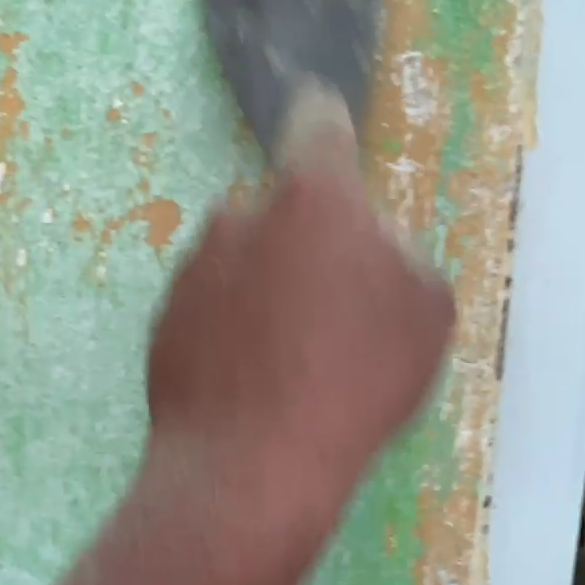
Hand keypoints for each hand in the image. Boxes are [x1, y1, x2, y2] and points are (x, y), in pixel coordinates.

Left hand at [146, 88, 454, 534]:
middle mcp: (237, 218)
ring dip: (260, 285)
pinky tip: (247, 377)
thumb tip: (365, 242)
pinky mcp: (161, 319)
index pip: (316, 126)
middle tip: (326, 306)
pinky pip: (207, 305)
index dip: (326, 122)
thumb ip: (397, 253)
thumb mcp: (424, 312)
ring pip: (238, 260)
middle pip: (277, 209)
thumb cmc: (352, 381)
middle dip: (301, 239)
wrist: (247, 462)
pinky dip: (226, 325)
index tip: (324, 122)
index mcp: (310, 200)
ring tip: (286, 356)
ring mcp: (190, 270)